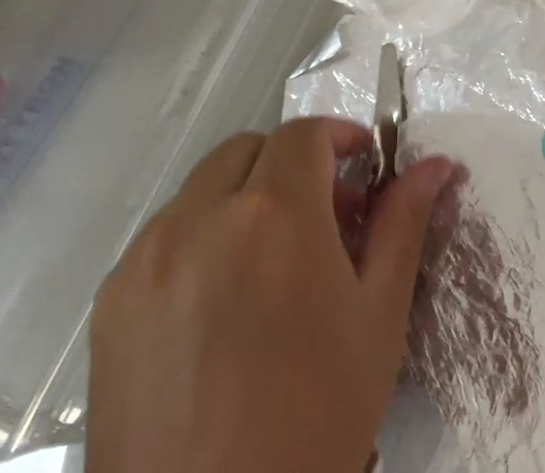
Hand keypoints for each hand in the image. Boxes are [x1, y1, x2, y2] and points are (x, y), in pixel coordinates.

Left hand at [88, 118, 458, 472]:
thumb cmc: (320, 411)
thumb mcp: (380, 313)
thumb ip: (405, 223)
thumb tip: (437, 164)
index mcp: (273, 217)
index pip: (303, 134)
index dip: (341, 137)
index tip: (366, 168)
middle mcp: (197, 222)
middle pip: (247, 151)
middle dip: (294, 165)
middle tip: (331, 218)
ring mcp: (142, 265)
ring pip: (200, 192)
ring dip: (246, 199)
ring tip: (280, 265)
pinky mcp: (108, 308)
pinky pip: (163, 240)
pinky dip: (204, 240)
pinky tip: (230, 304)